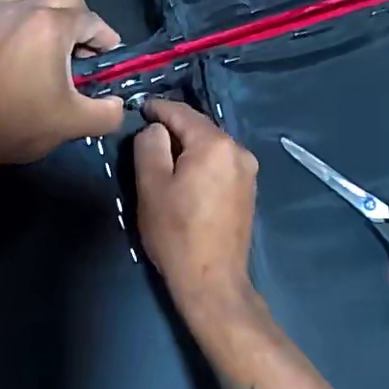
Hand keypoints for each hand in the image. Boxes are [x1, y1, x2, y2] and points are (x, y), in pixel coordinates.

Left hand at [0, 0, 124, 167]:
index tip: (108, 59)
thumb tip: (117, 104)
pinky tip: (8, 7)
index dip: (106, 38)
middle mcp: (24, 9)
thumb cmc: (23, 124)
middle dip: (83, 16)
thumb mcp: (78, 123)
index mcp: (52, 27)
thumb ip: (109, 112)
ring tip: (56, 13)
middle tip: (85, 47)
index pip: (91, 20)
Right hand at [134, 100, 262, 318]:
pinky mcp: (248, 193)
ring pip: (212, 149)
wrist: (212, 280)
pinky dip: (203, 165)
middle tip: (147, 138)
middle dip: (174, 130)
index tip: (139, 108)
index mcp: (216, 145)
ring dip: (189, 149)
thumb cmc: (176, 232)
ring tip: (164, 160)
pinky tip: (188, 179)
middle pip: (200, 129)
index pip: (182, 113)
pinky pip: (221, 167)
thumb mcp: (151, 185)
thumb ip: (150, 146)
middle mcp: (239, 152)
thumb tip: (157, 129)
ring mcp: (249, 173)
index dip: (157, 108)